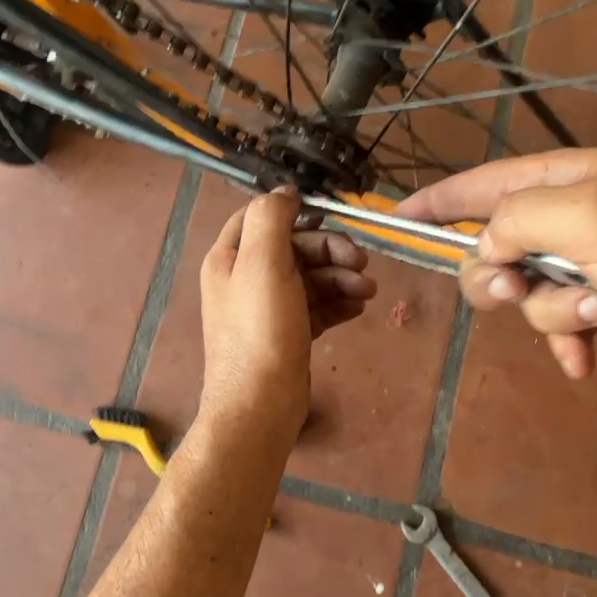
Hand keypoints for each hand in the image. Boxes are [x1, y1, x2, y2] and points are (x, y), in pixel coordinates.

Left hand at [198, 188, 375, 425]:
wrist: (261, 405)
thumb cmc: (260, 330)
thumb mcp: (262, 263)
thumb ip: (271, 218)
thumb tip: (285, 191)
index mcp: (230, 257)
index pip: (260, 217)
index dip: (294, 213)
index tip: (328, 216)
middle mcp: (245, 279)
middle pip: (293, 248)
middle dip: (330, 251)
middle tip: (362, 262)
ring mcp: (268, 308)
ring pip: (310, 277)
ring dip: (341, 278)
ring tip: (367, 293)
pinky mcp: (288, 333)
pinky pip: (316, 306)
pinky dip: (337, 303)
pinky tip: (358, 309)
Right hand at [396, 149, 596, 377]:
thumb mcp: (588, 215)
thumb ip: (520, 220)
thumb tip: (488, 247)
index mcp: (562, 180)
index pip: (484, 183)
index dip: (438, 200)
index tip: (398, 217)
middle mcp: (565, 216)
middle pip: (493, 249)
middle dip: (498, 277)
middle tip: (513, 290)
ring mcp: (581, 260)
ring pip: (524, 293)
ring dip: (551, 311)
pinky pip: (555, 322)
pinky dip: (566, 339)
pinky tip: (585, 362)